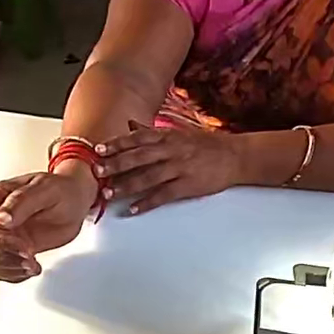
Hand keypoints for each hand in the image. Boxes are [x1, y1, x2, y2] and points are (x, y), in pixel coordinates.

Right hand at [0, 165, 97, 282]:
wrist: (74, 201)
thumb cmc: (60, 190)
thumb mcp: (45, 190)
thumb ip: (21, 202)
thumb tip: (0, 219)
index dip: (1, 241)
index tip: (26, 247)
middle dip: (4, 257)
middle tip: (30, 259)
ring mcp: (0, 233)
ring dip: (7, 268)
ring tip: (32, 266)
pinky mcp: (9, 249)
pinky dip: (12, 274)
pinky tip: (30, 269)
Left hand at [98, 123, 245, 214]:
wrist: (236, 156)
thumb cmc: (206, 145)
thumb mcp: (178, 132)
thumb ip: (152, 131)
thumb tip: (130, 125)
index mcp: (168, 136)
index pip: (137, 138)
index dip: (117, 143)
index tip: (98, 149)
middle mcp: (171, 150)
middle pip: (139, 157)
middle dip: (116, 164)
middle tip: (97, 172)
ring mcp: (180, 168)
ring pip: (148, 177)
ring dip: (127, 186)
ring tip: (109, 194)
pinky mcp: (188, 185)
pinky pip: (163, 194)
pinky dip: (147, 202)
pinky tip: (133, 209)